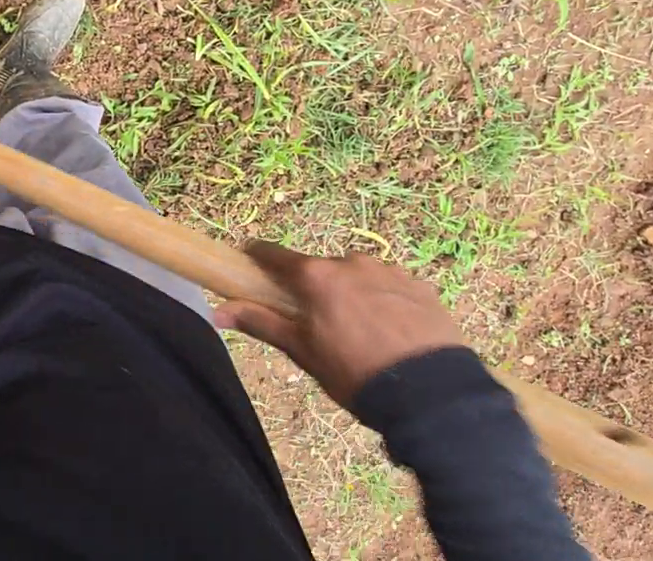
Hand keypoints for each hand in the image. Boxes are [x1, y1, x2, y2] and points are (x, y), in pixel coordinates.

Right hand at [213, 241, 465, 407]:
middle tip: (319, 323)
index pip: (273, 253)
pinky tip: (393, 333)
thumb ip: (260, 323)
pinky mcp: (421, 286)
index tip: (252, 270)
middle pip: (319, 268)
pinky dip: (385, 302)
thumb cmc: (356, 373)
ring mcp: (389, 271)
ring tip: (363, 333)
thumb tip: (216, 312)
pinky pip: (391, 287)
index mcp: (315, 275)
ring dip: (352, 293)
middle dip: (314, 288)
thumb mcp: (303, 352)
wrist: (436, 399)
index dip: (259, 260)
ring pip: (357, 276)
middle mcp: (350, 261)